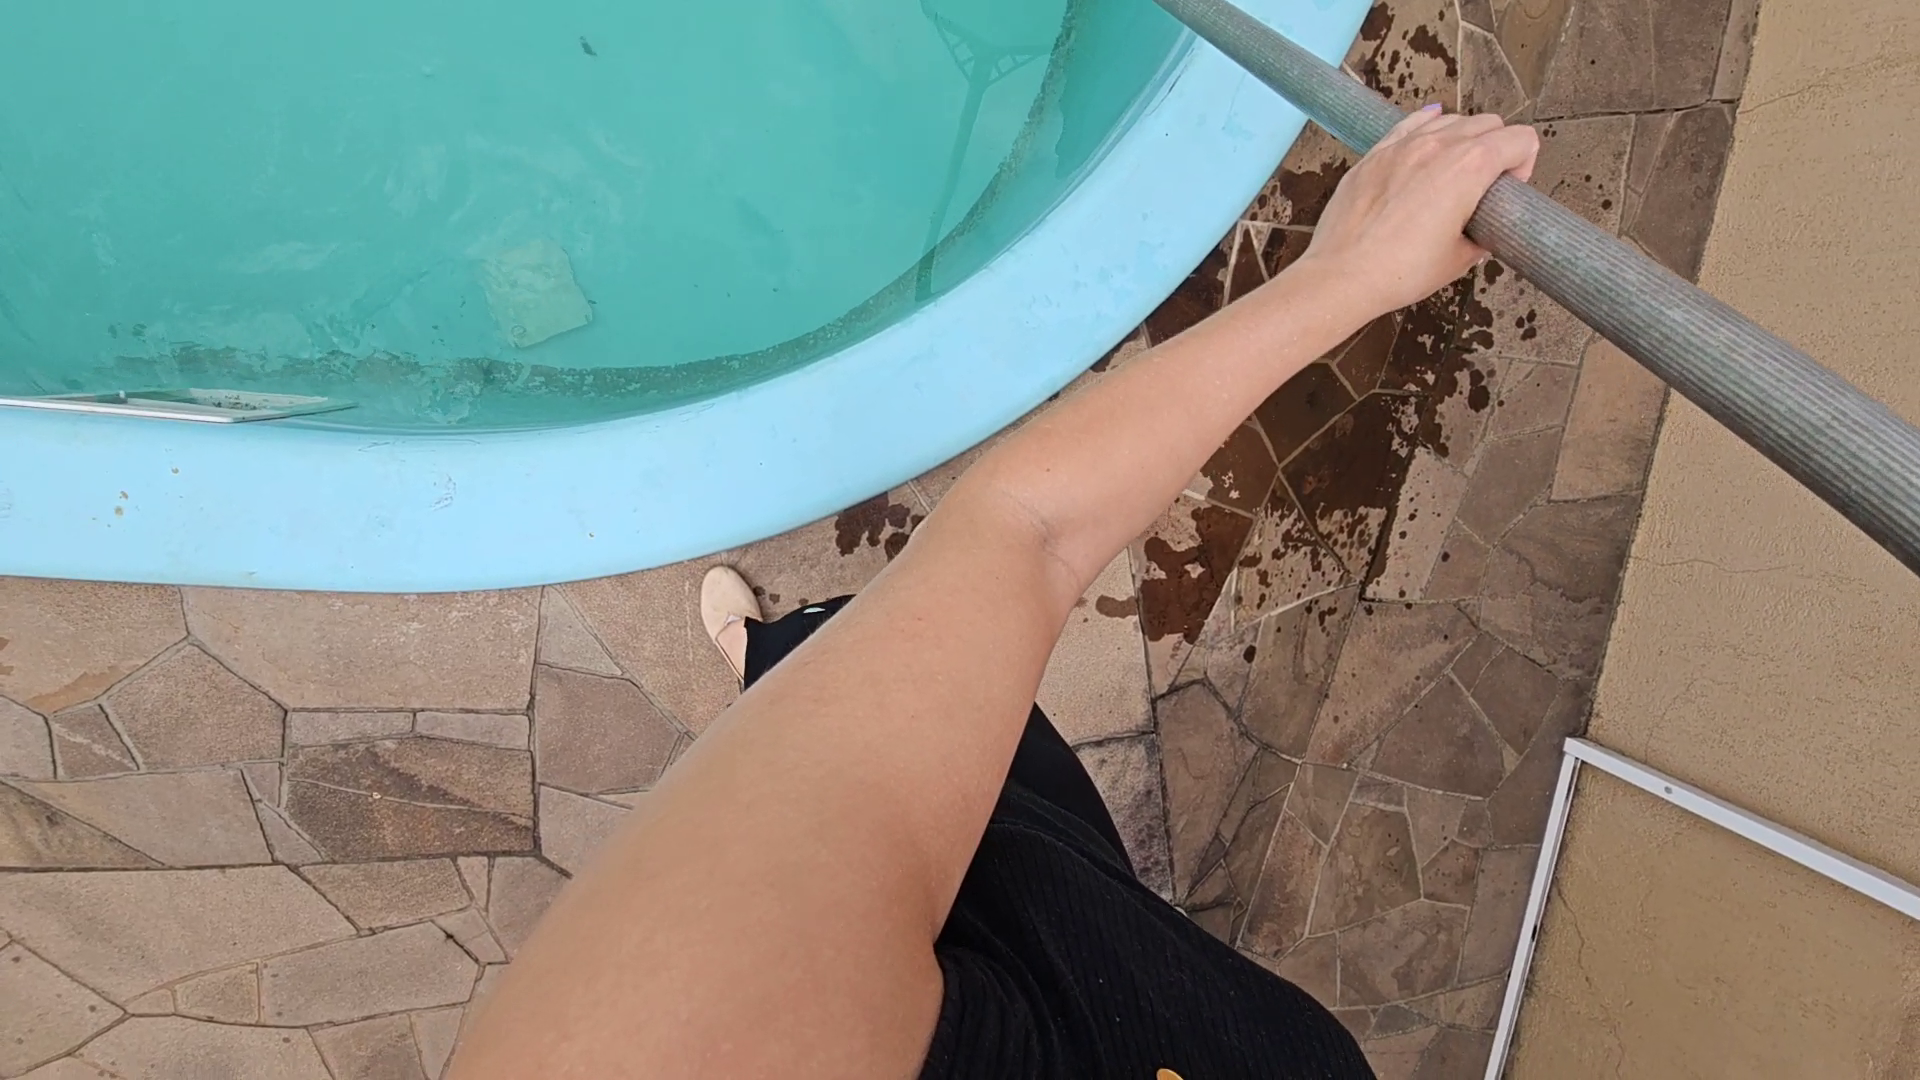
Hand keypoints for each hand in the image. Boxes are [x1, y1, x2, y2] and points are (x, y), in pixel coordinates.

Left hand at [1298, 107, 1539, 318]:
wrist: (1340, 279)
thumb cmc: (1396, 273)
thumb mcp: (1458, 260)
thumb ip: (1481, 234)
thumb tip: (1481, 231)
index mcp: (1470, 165)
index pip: (1520, 139)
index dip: (1523, 164)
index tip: (1507, 189)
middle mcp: (1437, 145)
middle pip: (1486, 124)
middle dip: (1495, 148)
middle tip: (1482, 182)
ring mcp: (1399, 148)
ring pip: (1447, 120)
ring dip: (1459, 138)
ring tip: (1450, 170)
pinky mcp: (1370, 159)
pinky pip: (1406, 126)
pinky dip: (1423, 127)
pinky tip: (1425, 137)